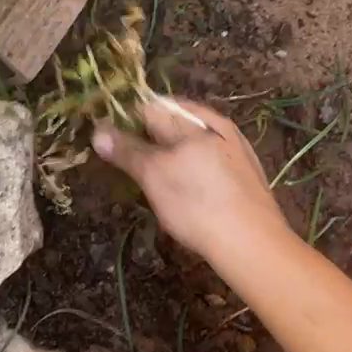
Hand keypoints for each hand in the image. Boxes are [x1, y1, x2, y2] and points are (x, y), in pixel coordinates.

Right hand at [92, 95, 292, 262]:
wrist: (253, 244)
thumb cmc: (197, 206)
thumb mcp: (154, 175)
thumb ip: (127, 150)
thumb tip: (98, 131)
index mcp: (194, 120)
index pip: (149, 106)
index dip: (125, 122)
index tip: (109, 144)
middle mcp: (216, 127)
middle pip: (170, 123)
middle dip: (145, 139)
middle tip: (127, 165)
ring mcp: (234, 149)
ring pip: (188, 143)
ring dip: (166, 155)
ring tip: (153, 181)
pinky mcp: (244, 173)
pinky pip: (207, 160)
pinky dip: (188, 168)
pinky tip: (185, 190)